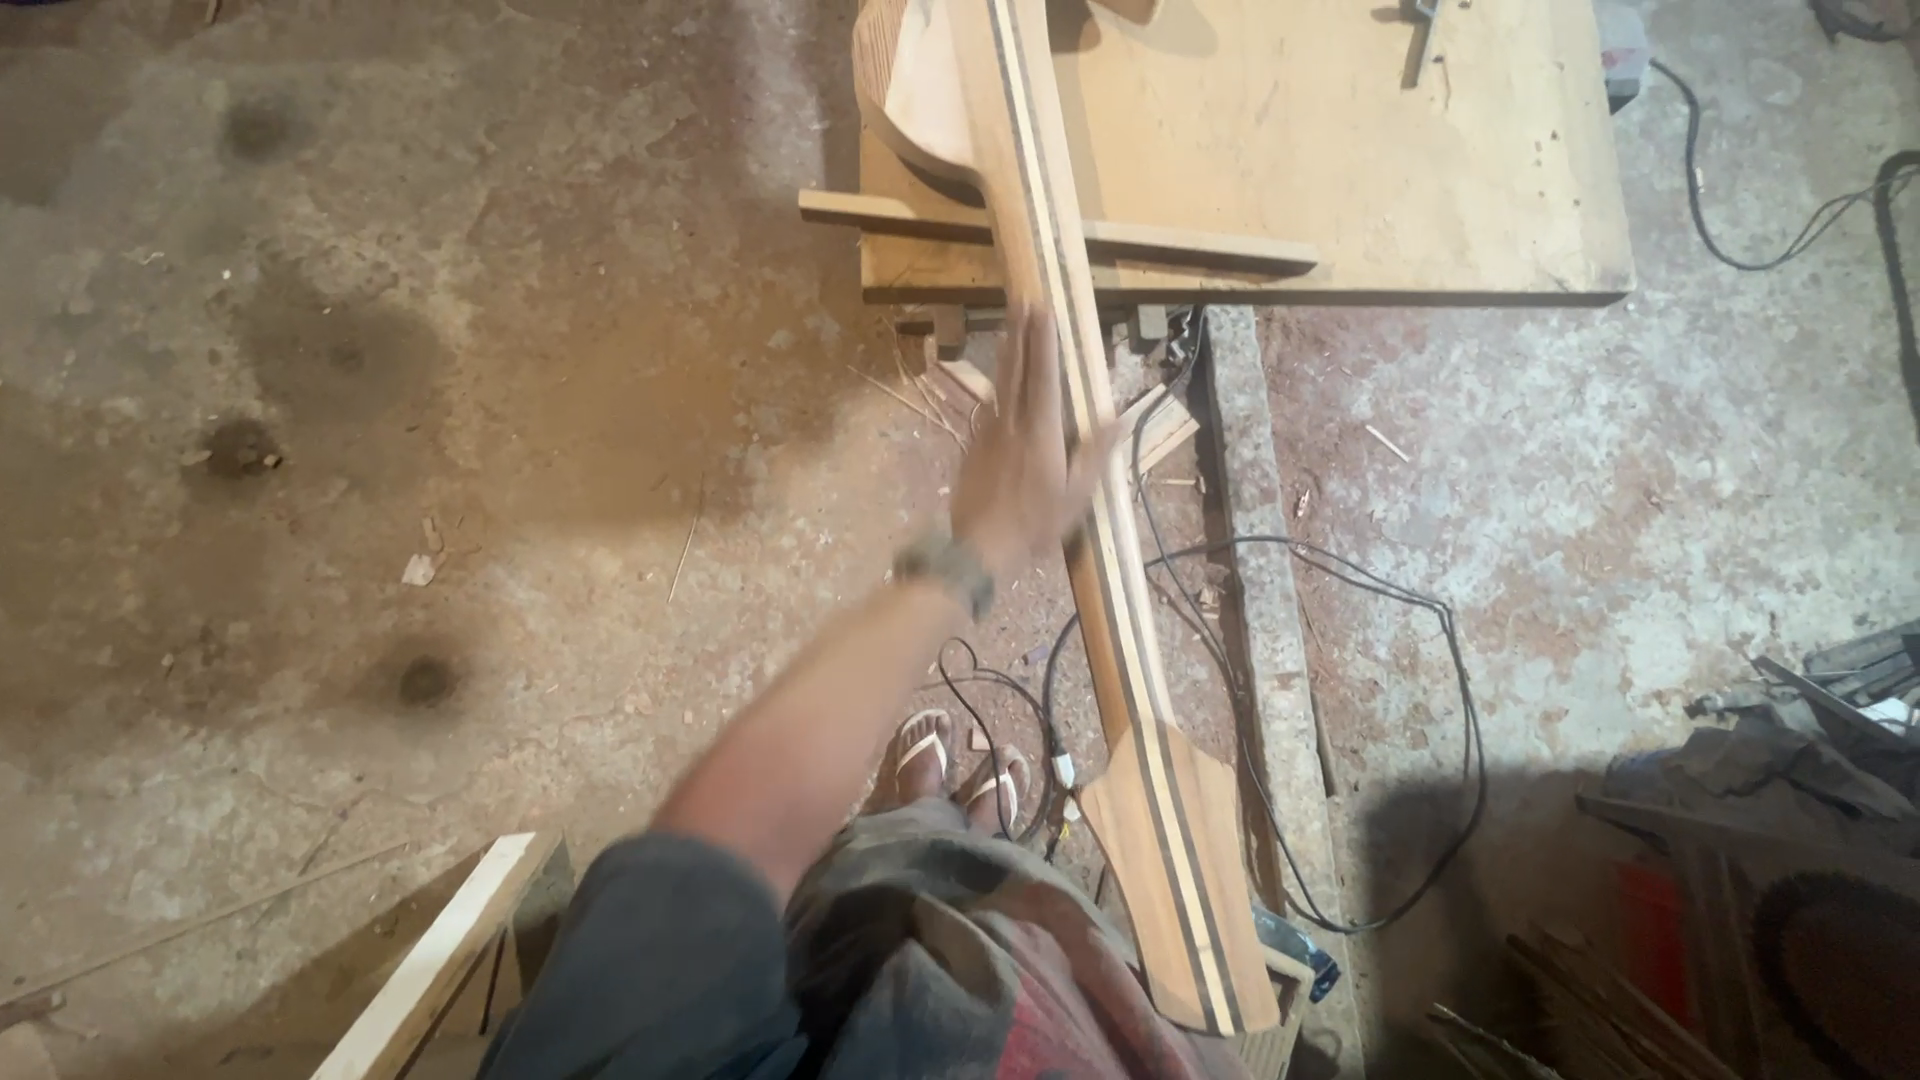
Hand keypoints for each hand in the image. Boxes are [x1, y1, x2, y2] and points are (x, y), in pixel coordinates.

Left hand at [950, 306, 1119, 582]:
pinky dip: (996, 386)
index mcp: (1040, 432)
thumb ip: (1096, 452)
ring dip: (1005, 351)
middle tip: (1021, 299)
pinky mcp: (972, 447)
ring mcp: (987, 433)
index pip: (1043, 375)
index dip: (1044, 340)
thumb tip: (1121, 417)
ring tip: (1009, 325)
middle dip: (1020, 331)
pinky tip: (998, 381)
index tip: (1044, 308)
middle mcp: (1011, 423)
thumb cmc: (1035, 524)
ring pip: (998, 384)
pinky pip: (988, 408)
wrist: (979, 547)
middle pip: (1015, 368)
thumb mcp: (1077, 495)